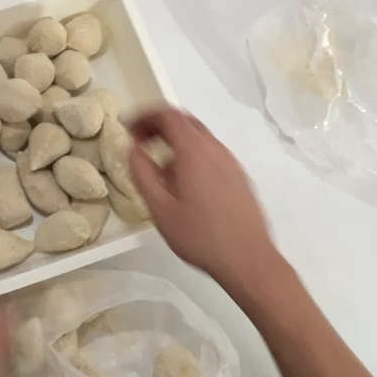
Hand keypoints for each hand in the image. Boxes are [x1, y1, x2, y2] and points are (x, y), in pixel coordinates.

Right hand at [128, 106, 280, 286]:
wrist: (249, 260)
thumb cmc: (200, 236)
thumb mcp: (159, 209)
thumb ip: (142, 173)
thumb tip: (133, 149)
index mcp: (194, 151)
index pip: (168, 115)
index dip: (145, 116)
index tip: (128, 128)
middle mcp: (215, 149)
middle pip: (185, 121)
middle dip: (159, 125)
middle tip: (140, 141)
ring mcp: (231, 162)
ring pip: (200, 137)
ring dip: (176, 140)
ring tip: (160, 166)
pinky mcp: (240, 176)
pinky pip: (211, 153)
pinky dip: (192, 153)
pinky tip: (185, 183)